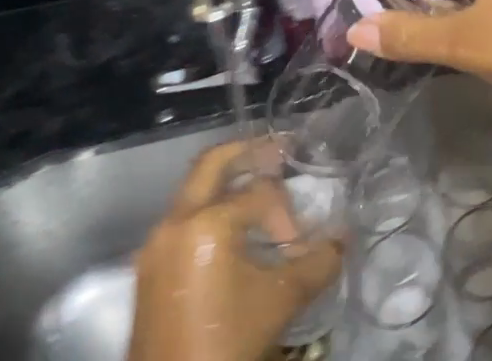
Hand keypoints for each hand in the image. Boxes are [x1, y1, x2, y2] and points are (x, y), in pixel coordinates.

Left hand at [129, 141, 341, 360]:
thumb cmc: (228, 342)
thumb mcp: (281, 300)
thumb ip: (319, 261)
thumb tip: (342, 238)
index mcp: (207, 223)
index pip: (260, 193)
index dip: (287, 213)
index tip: (300, 245)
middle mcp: (174, 222)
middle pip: (212, 164)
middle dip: (249, 153)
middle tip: (281, 150)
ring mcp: (155, 245)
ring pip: (194, 193)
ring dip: (229, 186)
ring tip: (262, 196)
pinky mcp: (149, 268)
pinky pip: (183, 221)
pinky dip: (211, 213)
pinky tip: (236, 236)